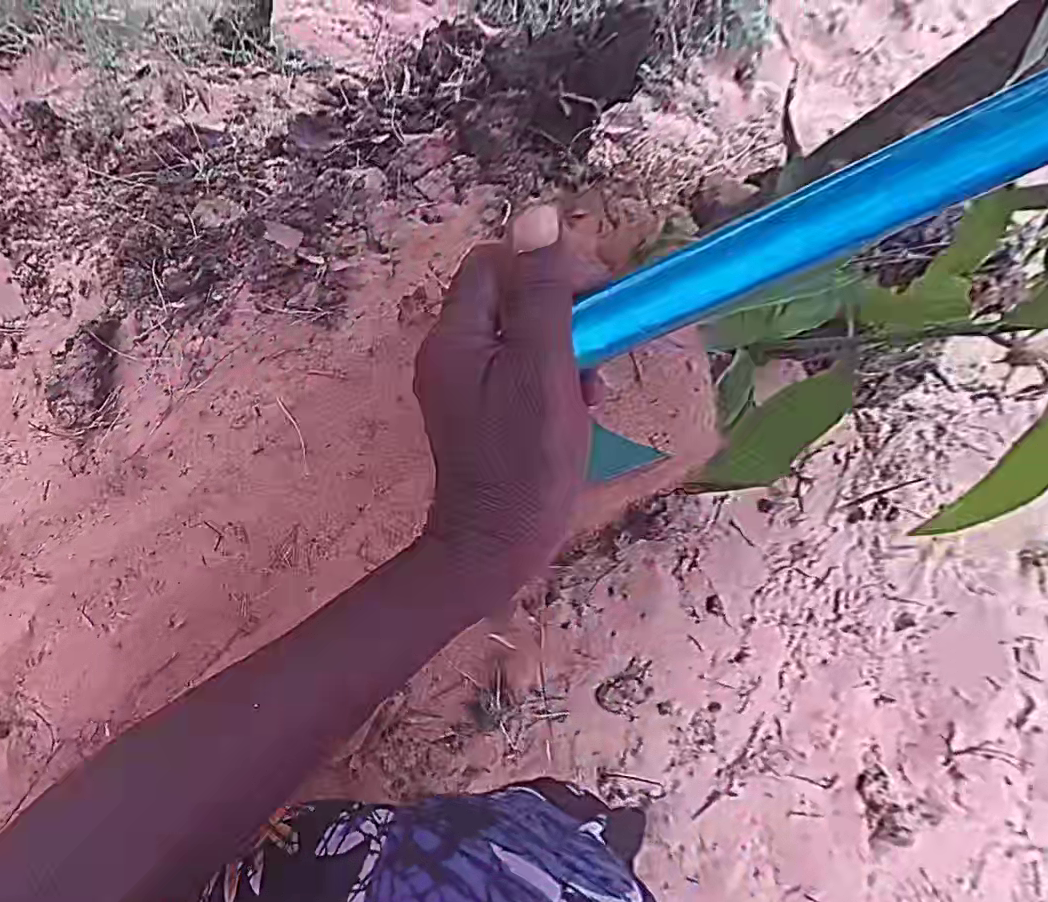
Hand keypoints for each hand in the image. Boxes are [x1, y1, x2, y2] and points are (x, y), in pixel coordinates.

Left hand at [413, 203, 608, 603]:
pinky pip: (517, 368)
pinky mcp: (478, 409)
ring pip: (520, 332)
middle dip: (564, 310)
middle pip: (508, 295)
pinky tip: (577, 405)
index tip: (597, 299)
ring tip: (589, 386)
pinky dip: (552, 375)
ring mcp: (461, 384)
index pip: (494, 263)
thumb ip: (540, 294)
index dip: (548, 266)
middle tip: (599, 348)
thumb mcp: (542, 369)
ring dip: (566, 345)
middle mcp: (448, 355)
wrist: (498, 540)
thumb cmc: (525, 461)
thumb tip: (534, 215)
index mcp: (453, 339)